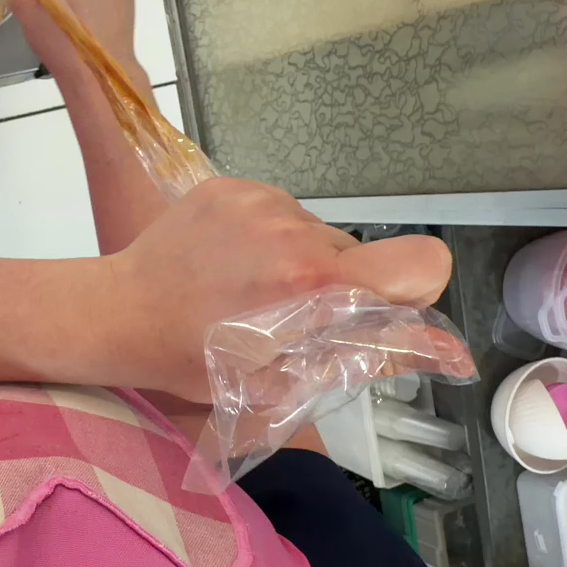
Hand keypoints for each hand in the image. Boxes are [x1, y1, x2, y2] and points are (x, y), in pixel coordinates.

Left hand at [106, 178, 454, 401]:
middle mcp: (291, 230)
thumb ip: (362, 358)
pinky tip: (225, 260)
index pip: (423, 262)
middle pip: (359, 251)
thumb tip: (449, 353)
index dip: (411, 290)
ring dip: (298, 256)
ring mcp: (257, 201)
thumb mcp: (278, 379)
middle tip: (283, 309)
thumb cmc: (189, 357)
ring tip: (243, 284)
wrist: (117, 312)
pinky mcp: (228, 186)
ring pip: (315, 230)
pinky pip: (277, 208)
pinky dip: (265, 233)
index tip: (370, 310)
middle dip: (337, 282)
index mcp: (311, 283)